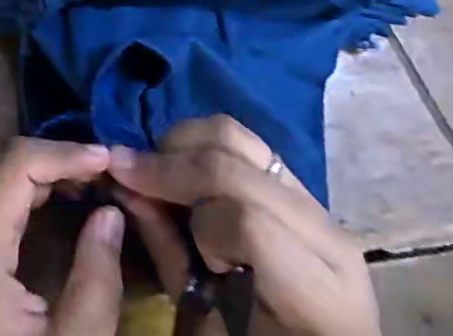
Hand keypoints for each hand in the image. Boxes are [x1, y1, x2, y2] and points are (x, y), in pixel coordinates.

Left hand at [0, 139, 126, 335]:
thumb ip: (96, 281)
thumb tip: (111, 213)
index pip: (18, 161)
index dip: (65, 153)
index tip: (108, 159)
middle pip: (9, 162)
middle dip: (60, 158)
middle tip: (108, 170)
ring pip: (2, 174)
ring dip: (48, 169)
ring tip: (94, 181)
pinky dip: (33, 186)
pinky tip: (64, 198)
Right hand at [108, 117, 380, 335]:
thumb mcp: (213, 330)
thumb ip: (172, 258)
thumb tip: (128, 192)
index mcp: (317, 293)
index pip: (246, 217)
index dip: (185, 201)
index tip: (129, 189)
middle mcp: (326, 234)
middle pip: (237, 158)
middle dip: (171, 157)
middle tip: (126, 167)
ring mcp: (317, 204)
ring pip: (240, 136)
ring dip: (185, 141)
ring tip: (154, 167)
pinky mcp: (302, 189)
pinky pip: (245, 145)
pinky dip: (203, 145)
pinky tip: (181, 166)